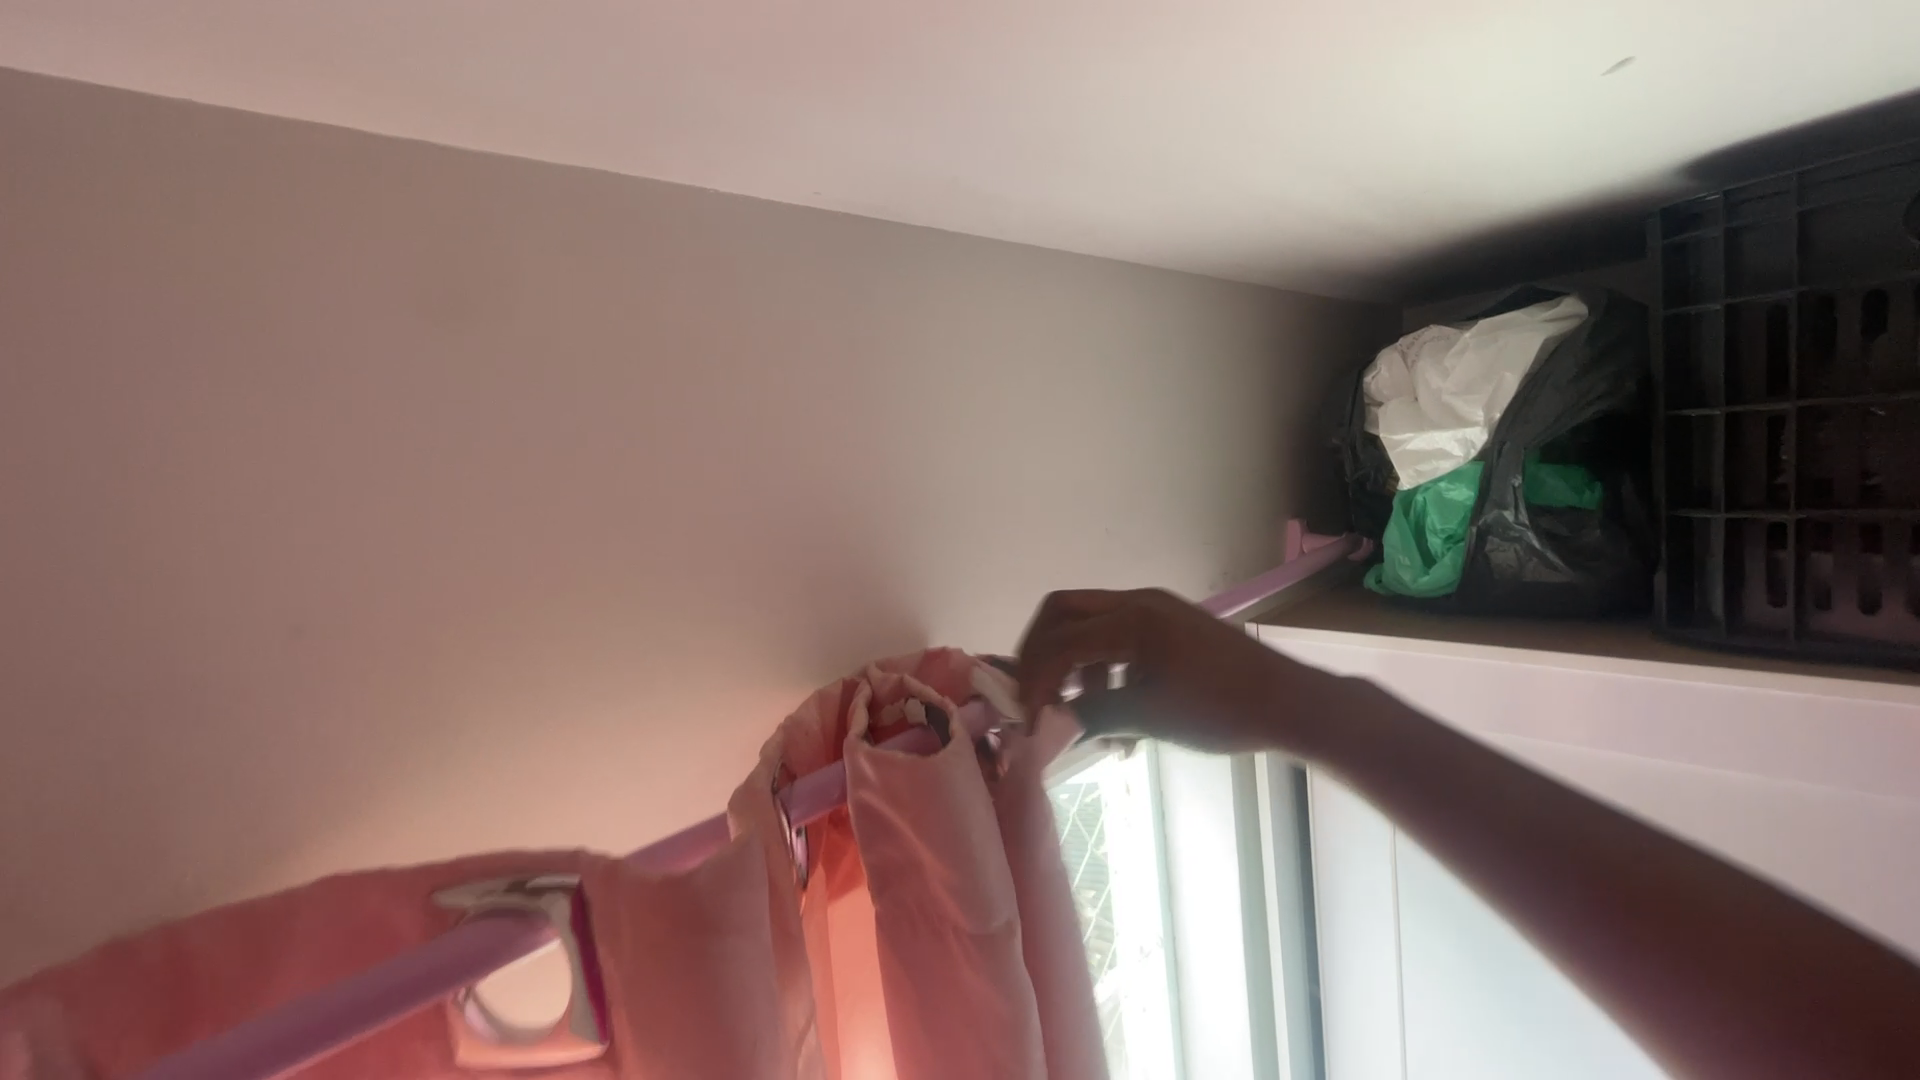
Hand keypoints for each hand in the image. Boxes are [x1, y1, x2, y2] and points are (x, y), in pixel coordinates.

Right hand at [1014, 588, 1310, 754]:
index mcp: (1132, 620)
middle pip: (1063, 612)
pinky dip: (1102, 668)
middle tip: (1034, 694)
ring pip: (1088, 624)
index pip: (1061, 641)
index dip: (1036, 680)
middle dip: (1041, 654)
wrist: (1289, 703)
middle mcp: (1137, 602)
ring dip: (1074, 666)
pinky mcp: (1167, 623)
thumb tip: (1054, 720)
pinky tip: (1117, 711)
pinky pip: (1115, 635)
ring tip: (1085, 717)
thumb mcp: (1151, 716)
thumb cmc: (1221, 711)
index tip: (1030, 719)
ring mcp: (1154, 608)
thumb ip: (1094, 713)